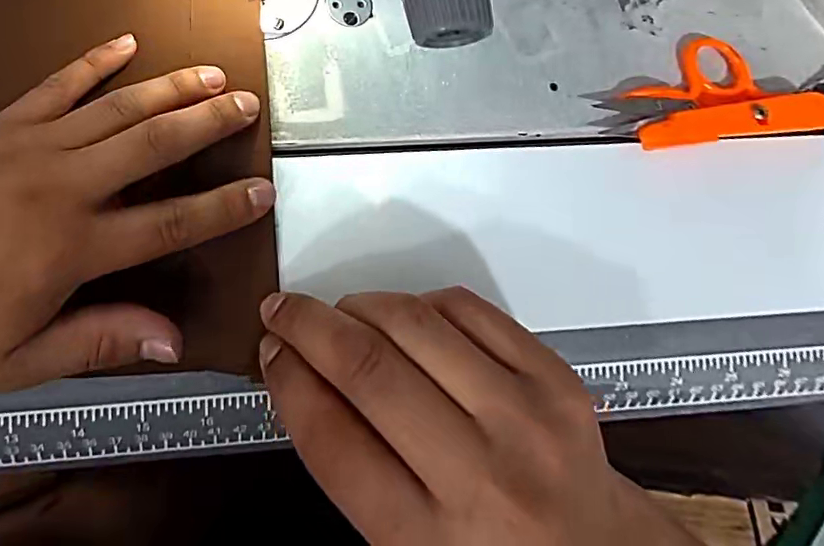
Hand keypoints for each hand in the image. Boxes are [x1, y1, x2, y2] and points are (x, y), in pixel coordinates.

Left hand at [0, 36, 269, 392]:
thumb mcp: (15, 361)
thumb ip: (99, 340)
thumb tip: (173, 340)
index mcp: (73, 248)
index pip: (170, 223)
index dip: (222, 207)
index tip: (260, 189)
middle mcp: (64, 186)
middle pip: (154, 143)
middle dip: (208, 121)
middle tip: (248, 103)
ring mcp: (31, 146)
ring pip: (117, 107)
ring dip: (169, 87)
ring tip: (210, 74)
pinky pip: (58, 85)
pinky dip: (94, 62)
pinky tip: (125, 44)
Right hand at [259, 289, 701, 545]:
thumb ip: (355, 470)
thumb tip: (303, 375)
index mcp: (432, 545)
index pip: (332, 440)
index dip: (289, 382)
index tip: (269, 351)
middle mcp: (482, 479)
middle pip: (366, 370)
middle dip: (308, 326)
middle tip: (280, 309)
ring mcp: (526, 419)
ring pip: (412, 325)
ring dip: (359, 306)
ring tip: (339, 313)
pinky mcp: (555, 377)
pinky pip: (465, 308)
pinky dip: (420, 302)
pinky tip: (404, 317)